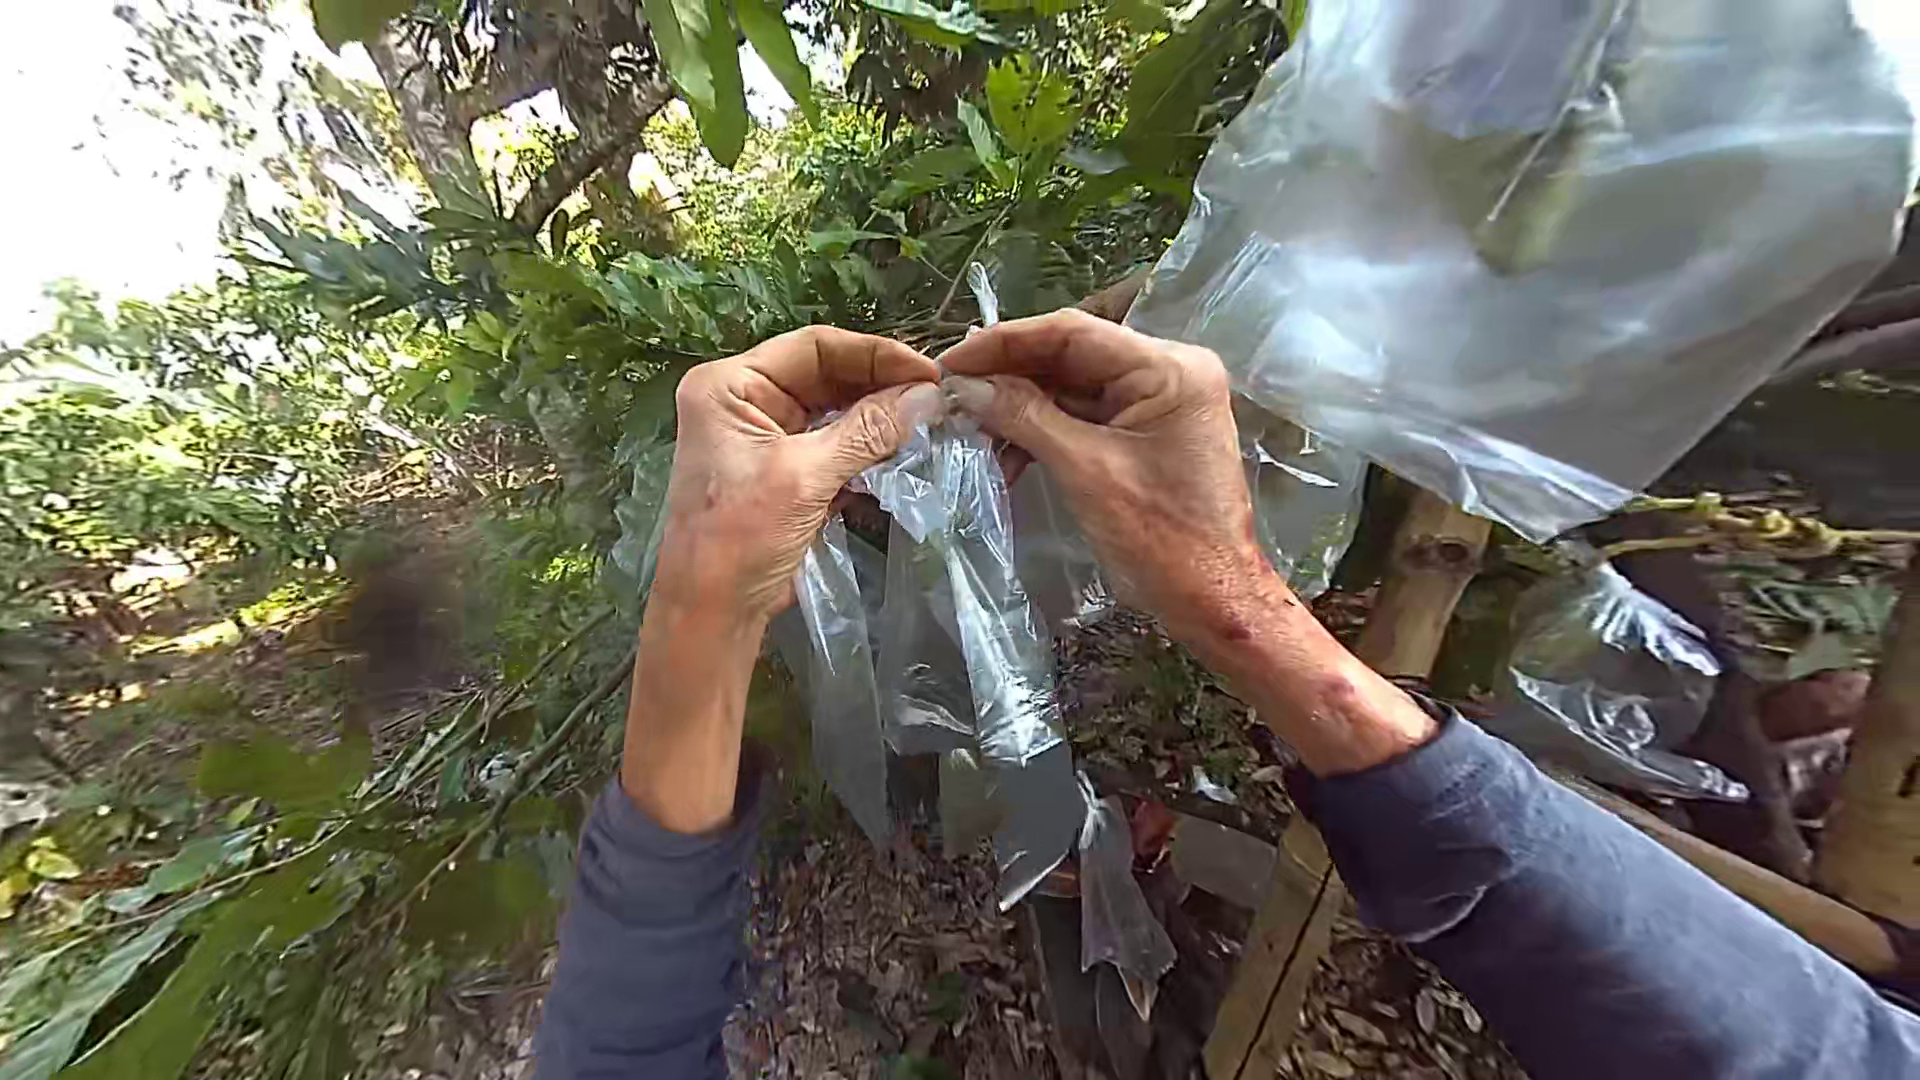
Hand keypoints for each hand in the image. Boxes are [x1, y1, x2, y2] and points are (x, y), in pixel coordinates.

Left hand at [624, 327, 938, 832]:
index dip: (875, 353)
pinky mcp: (785, 468)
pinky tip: (900, 449)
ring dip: (878, 415)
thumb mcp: (804, 477)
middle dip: (880, 384)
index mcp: (732, 385)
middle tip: (935, 396)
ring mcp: (767, 436)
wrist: (713, 611)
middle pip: (826, 375)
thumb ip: (867, 430)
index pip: (814, 347)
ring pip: (834, 410)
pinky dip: (866, 445)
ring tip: (926, 419)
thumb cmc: (742, 538)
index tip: (927, 370)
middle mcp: (746, 400)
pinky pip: (834, 442)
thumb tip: (929, 395)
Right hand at [940, 309, 1434, 774]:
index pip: (1072, 333)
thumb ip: (1025, 416)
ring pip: (1071, 387)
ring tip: (971, 427)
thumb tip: (966, 386)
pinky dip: (1042, 430)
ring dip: (1020, 407)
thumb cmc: (1159, 540)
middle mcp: (1166, 371)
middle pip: (1071, 356)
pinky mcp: (1143, 431)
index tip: (952, 362)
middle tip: (954, 391)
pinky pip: (1083, 416)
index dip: (1004, 343)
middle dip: (1009, 376)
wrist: (1210, 598)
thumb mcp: (1085, 471)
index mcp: (1167, 368)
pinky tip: (1005, 449)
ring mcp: (1156, 402)